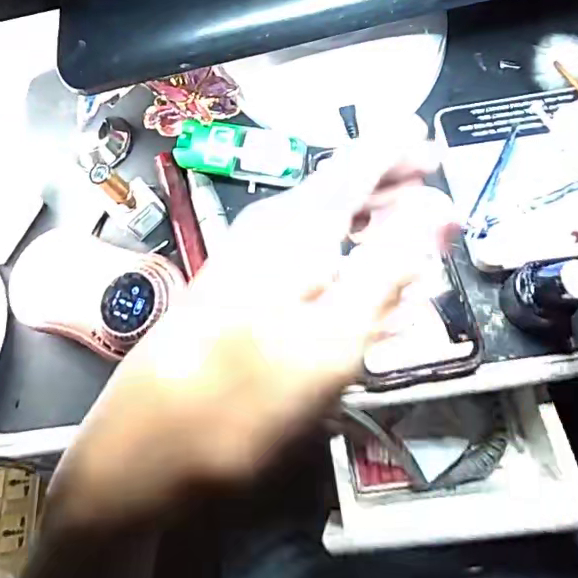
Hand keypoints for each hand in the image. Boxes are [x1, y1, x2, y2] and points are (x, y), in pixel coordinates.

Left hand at [47, 120, 452, 530]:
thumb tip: (431, 212)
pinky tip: (359, 278)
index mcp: (296, 228)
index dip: (392, 150)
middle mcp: (270, 229)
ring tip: (404, 221)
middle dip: (385, 182)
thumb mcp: (332, 339)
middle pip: (338, 189)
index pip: (353, 168)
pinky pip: (307, 253)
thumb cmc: (244, 395)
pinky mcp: (241, 289)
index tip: (421, 135)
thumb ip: (385, 269)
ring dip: (367, 218)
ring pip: (323, 221)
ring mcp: (250, 257)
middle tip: (425, 175)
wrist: (145, 443)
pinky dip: (342, 253)